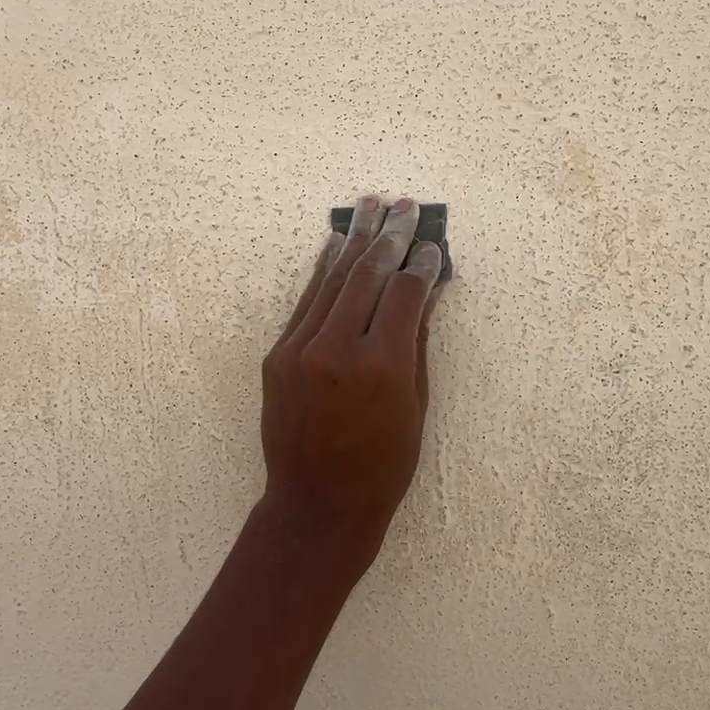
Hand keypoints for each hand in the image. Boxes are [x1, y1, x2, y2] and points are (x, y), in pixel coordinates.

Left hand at [260, 196, 445, 564]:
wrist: (316, 505)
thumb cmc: (382, 467)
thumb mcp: (415, 405)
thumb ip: (417, 342)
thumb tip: (426, 291)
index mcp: (383, 367)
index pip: (405, 293)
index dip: (422, 264)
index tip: (431, 245)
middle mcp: (337, 350)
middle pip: (367, 274)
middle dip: (389, 235)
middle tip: (404, 204)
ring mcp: (300, 350)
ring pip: (332, 280)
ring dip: (353, 240)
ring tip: (369, 205)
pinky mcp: (278, 356)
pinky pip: (306, 302)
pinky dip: (324, 271)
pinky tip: (337, 246)